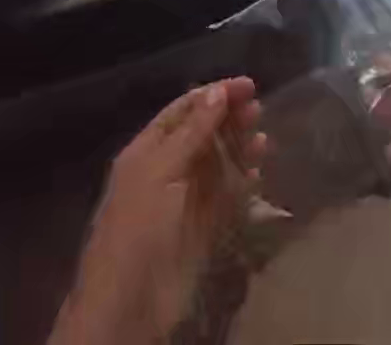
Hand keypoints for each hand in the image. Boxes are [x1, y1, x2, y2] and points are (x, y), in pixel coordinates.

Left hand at [49, 79, 264, 344]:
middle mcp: (167, 168)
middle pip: (203, 132)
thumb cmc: (138, 227)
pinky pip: (226, 195)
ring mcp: (185, 198)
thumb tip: (217, 91)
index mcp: (148, 150)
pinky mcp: (203, 225)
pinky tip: (258, 174)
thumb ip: (192, 132)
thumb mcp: (161, 171)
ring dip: (240, 147)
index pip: (184, 110)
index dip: (214, 94)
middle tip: (258, 109)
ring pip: (218, 161)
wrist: (128, 304)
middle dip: (230, 118)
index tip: (248, 85)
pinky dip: (242, 182)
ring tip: (263, 139)